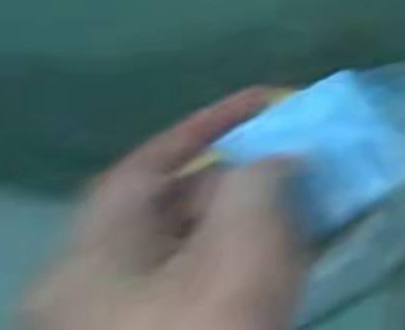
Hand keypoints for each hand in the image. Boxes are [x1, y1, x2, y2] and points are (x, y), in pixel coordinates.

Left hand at [20, 88, 306, 329]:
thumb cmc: (209, 320)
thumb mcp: (244, 235)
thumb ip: (258, 177)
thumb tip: (269, 161)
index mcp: (90, 258)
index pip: (142, 168)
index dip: (206, 124)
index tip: (269, 97)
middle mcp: (90, 286)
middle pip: (171, 203)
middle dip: (242, 170)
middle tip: (304, 155)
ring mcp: (122, 319)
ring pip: (194, 238)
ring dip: (255, 207)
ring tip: (314, 194)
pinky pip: (205, 271)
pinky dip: (252, 245)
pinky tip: (299, 242)